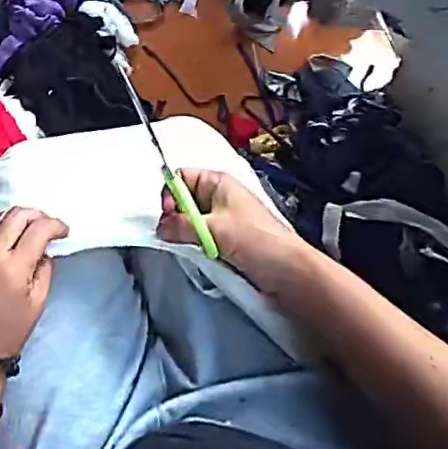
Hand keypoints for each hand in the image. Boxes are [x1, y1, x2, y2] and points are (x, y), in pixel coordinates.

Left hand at [0, 207, 67, 359]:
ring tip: (33, 230)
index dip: (56, 225)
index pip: (38, 229)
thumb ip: (45, 268)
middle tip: (50, 226)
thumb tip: (45, 249)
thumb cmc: (11, 330)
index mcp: (13, 266)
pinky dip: (6, 228)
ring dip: (21, 219)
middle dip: (38, 215)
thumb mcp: (38, 301)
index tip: (64, 231)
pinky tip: (16, 239)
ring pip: (0, 219)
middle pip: (17, 215)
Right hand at [159, 169, 312, 293]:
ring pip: (191, 220)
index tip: (167, 214)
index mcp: (217, 182)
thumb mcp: (214, 228)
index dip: (170, 193)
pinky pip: (200, 236)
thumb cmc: (255, 239)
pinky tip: (196, 253)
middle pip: (184, 199)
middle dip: (174, 215)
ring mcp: (223, 218)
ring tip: (186, 245)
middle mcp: (218, 195)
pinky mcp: (226, 239)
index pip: (181, 176)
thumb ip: (182, 225)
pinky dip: (195, 243)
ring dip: (185, 232)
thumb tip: (159, 227)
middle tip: (172, 233)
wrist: (288, 271)